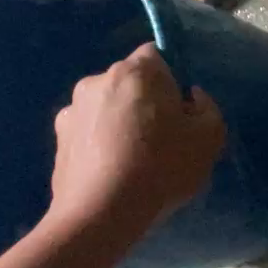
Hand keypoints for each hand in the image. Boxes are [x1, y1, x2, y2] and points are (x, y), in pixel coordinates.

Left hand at [46, 43, 225, 241]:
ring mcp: (71, 111)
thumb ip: (206, 106)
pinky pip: (91, 129)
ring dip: (123, 119)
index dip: (174, 75)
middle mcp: (97, 81)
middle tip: (166, 131)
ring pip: (109, 105)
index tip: (183, 104)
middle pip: (132, 80)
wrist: (101, 214)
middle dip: (148, 98)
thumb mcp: (210, 134)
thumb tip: (189, 98)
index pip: (157, 53)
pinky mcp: (57, 140)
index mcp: (136, 72)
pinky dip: (103, 140)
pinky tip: (116, 167)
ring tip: (138, 154)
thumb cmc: (164, 165)